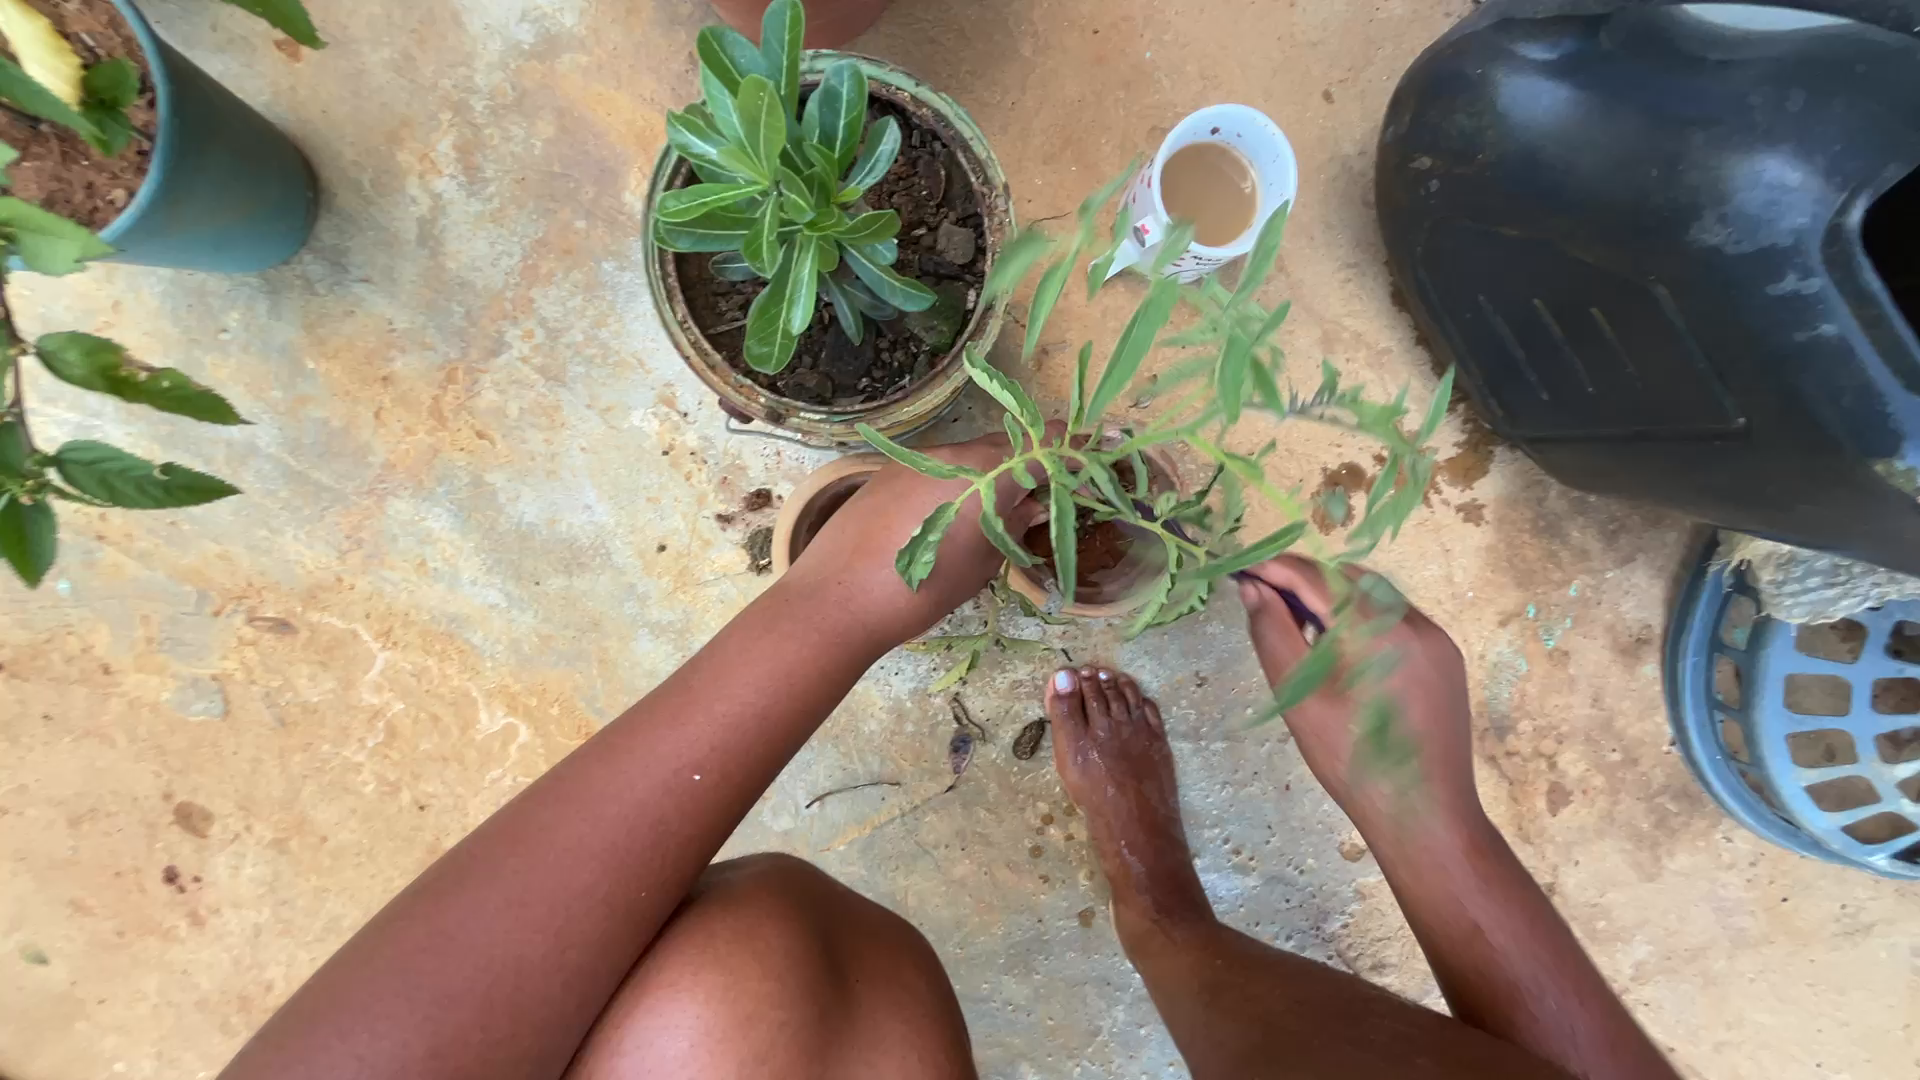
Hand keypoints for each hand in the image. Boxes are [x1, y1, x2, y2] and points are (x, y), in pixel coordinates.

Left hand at [779, 428, 1052, 651]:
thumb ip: (1013, 524)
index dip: (1074, 449)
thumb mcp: (981, 563)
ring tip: (995, 512)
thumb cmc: (920, 593)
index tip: (1095, 455)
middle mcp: (955, 452)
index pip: (1045, 445)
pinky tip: (950, 515)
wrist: (835, 600)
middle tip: (1044, 495)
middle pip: (1009, 446)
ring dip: (993, 474)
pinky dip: (958, 481)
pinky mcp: (890, 470)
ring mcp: (918, 458)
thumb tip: (1035, 502)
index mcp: (987, 474)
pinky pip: (939, 467)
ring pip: (972, 456)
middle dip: (1033, 464)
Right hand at [1238, 556, 1485, 845]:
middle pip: (1346, 577)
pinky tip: (1340, 650)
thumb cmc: (1350, 759)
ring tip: (1299, 630)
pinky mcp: (1444, 657)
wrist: (1424, 814)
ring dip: (1331, 597)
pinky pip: (1394, 616)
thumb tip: (1253, 589)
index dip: (1274, 567)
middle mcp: (1413, 622)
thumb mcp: (1298, 696)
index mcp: (1375, 630)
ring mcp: (1435, 638)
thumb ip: (1272, 633)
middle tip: (1264, 603)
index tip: (1240, 569)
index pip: (1315, 577)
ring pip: (1372, 594)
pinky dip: (1359, 616)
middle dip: (1302, 581)